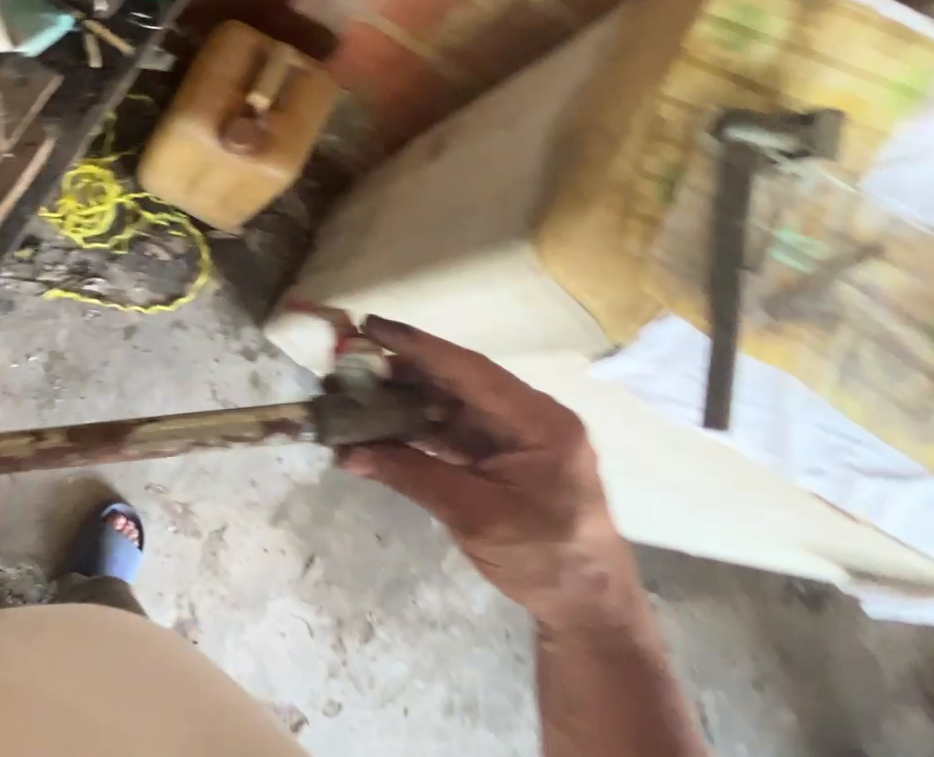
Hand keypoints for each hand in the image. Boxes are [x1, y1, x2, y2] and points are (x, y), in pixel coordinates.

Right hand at [338, 318, 637, 627]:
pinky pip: (448, 430)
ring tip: (352, 392)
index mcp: (538, 422)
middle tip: (347, 364)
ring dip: (401, 399)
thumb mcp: (474, 514)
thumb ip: (410, 474)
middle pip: (454, 381)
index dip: (416, 346)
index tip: (368, 325)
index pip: (468, 369)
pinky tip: (377, 425)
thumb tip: (345, 452)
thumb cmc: (545, 557)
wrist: (588, 608)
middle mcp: (526, 418)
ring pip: (446, 404)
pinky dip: (412, 427)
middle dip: (399, 372)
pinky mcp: (497, 457)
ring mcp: (511, 437)